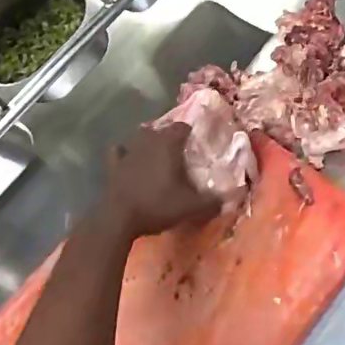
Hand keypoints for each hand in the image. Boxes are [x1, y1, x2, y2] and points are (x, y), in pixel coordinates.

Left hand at [94, 123, 218, 240]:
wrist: (119, 217)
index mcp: (167, 144)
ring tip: (158, 154)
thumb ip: (212, 200)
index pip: (182, 127)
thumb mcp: (190, 206)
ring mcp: (128, 151)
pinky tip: (128, 158)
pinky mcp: (113, 164)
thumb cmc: (157, 205)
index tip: (197, 144)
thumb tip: (231, 197)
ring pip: (140, 137)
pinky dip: (124, 152)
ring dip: (149, 142)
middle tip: (181, 152)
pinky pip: (119, 150)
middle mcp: (147, 141)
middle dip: (171, 137)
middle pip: (161, 130)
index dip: (190, 133)